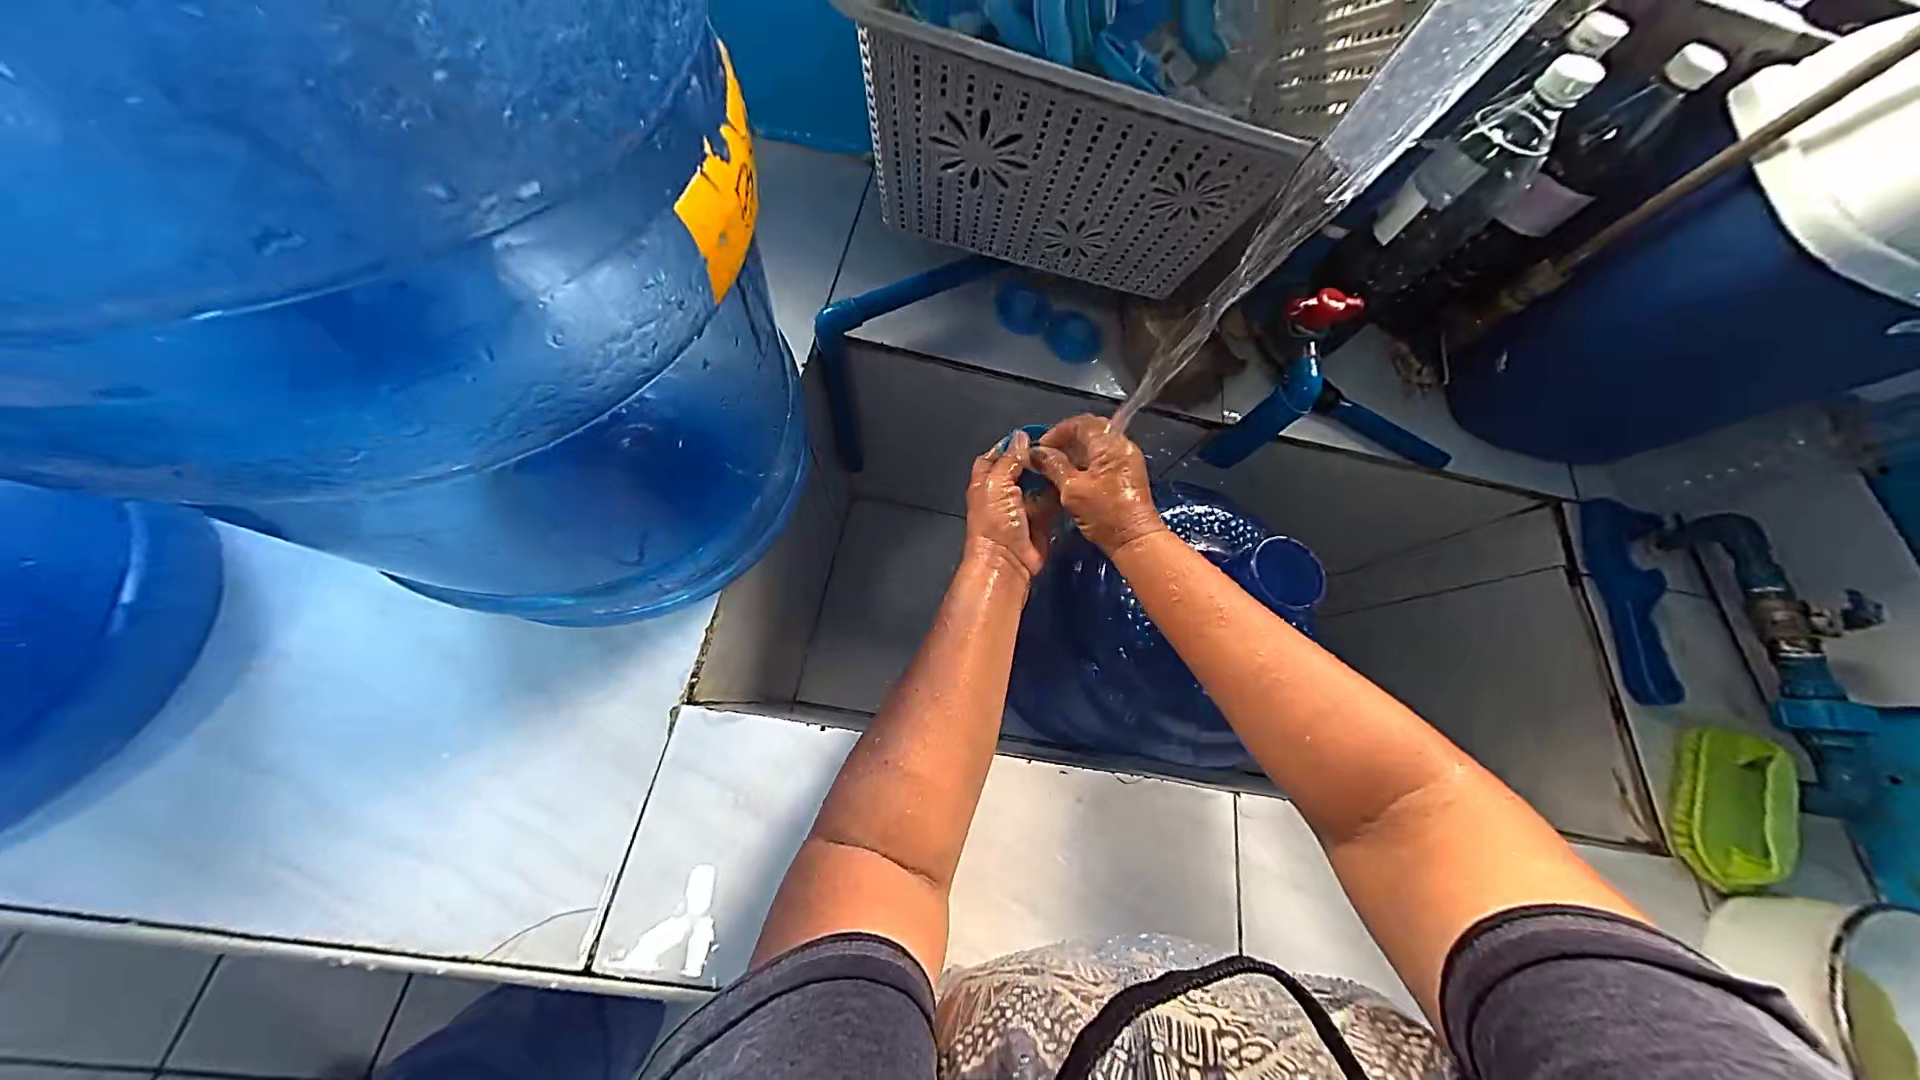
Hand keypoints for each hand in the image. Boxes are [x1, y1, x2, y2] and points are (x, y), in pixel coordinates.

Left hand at [965, 430, 1059, 580]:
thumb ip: (1010, 459)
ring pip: (1039, 483)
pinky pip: (1052, 501)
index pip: (996, 455)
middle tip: (1057, 445)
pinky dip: (1060, 492)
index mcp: (986, 481)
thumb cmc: (993, 522)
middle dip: (1036, 458)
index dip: (1011, 445)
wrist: (1006, 561)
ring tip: (1069, 458)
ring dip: (1051, 473)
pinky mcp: (1041, 519)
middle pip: (1021, 468)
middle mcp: (1003, 492)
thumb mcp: (996, 482)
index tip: (1032, 434)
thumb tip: (1021, 437)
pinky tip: (1071, 479)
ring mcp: (1023, 506)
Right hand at [1030, 414, 1165, 553]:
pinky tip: (1069, 476)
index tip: (1041, 448)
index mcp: (1110, 445)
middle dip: (1065, 441)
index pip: (1081, 424)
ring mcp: (1125, 460)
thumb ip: (1054, 466)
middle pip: (1089, 431)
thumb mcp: (1072, 489)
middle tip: (1046, 455)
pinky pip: (1102, 459)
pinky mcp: (1125, 474)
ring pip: (1095, 445)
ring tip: (1054, 467)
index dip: (1057, 432)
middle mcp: (1121, 447)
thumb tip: (1036, 453)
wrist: (1134, 540)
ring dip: (1074, 452)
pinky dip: (1084, 462)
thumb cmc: (1105, 515)